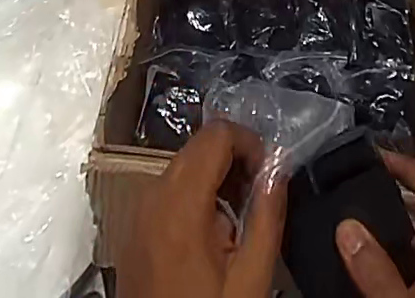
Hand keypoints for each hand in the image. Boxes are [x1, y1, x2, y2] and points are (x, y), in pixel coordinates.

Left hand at [119, 120, 289, 297]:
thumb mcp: (251, 280)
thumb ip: (267, 215)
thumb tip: (279, 167)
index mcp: (179, 202)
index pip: (216, 134)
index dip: (249, 143)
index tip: (269, 174)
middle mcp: (152, 193)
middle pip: (199, 146)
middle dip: (235, 160)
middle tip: (258, 199)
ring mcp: (139, 209)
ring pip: (185, 163)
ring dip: (217, 177)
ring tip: (239, 221)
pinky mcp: (135, 225)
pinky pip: (170, 188)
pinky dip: (196, 193)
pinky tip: (215, 232)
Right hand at [335, 150, 414, 297]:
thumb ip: (382, 276)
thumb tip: (346, 226)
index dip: (411, 166)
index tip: (374, 155)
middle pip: (411, 211)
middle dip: (378, 190)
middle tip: (342, 177)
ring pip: (392, 241)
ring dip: (365, 224)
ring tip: (331, 207)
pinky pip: (381, 268)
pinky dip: (360, 254)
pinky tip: (335, 251)